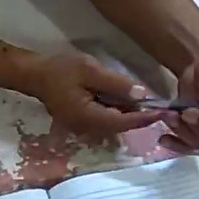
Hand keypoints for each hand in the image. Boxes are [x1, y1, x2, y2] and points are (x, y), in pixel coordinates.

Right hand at [22, 52, 168, 138]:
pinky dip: (117, 113)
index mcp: (88, 117)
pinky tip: (125, 101)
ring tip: (146, 103)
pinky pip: (104, 121)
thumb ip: (117, 84)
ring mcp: (82, 127)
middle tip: (159, 106)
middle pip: (119, 127)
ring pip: (113, 125)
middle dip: (139, 118)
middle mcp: (86, 128)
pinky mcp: (81, 122)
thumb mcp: (91, 70)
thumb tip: (142, 96)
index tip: (163, 113)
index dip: (144, 118)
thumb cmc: (60, 70)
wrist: (35, 75)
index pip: (123, 122)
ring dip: (128, 115)